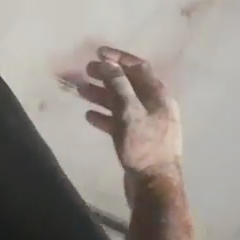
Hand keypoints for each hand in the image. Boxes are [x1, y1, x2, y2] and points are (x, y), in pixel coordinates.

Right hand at [79, 47, 182, 190]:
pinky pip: (119, 121)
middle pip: (127, 84)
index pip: (138, 68)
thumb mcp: (129, 111)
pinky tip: (89, 116)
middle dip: (106, 76)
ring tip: (80, 91)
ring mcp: (146, 124)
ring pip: (121, 102)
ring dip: (101, 94)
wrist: (155, 187)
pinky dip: (104, 115)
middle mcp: (154, 106)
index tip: (97, 53)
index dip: (118, 58)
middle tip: (86, 71)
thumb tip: (107, 63)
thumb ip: (118, 84)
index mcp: (158, 96)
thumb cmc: (144, 145)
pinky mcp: (137, 140)